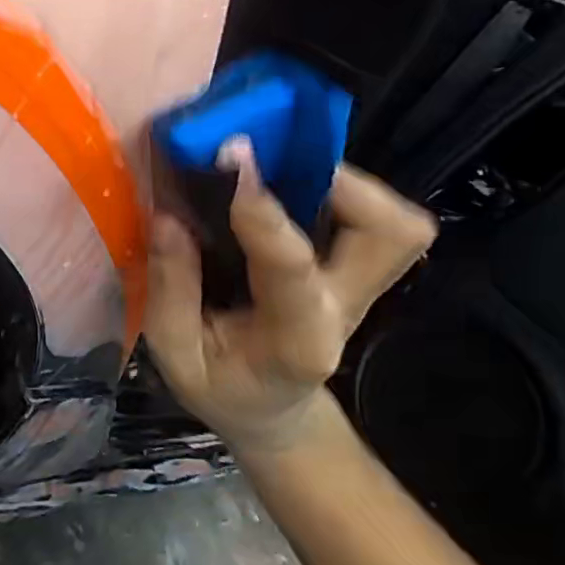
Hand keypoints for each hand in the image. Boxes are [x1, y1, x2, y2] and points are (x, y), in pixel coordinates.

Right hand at [145, 145, 437, 452]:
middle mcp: (344, 306)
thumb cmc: (222, 384)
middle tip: (272, 156)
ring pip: (396, 222)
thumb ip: (171, 291)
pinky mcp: (359, 267)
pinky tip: (286, 180)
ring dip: (345, 181)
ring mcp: (362, 286)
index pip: (292, 270)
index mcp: (296, 340)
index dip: (264, 212)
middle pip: (391, 236)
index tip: (233, 160)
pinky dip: (338, 187)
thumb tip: (168, 217)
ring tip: (279, 162)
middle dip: (341, 183)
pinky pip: (376, 215)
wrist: (272, 408)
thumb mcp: (176, 354)